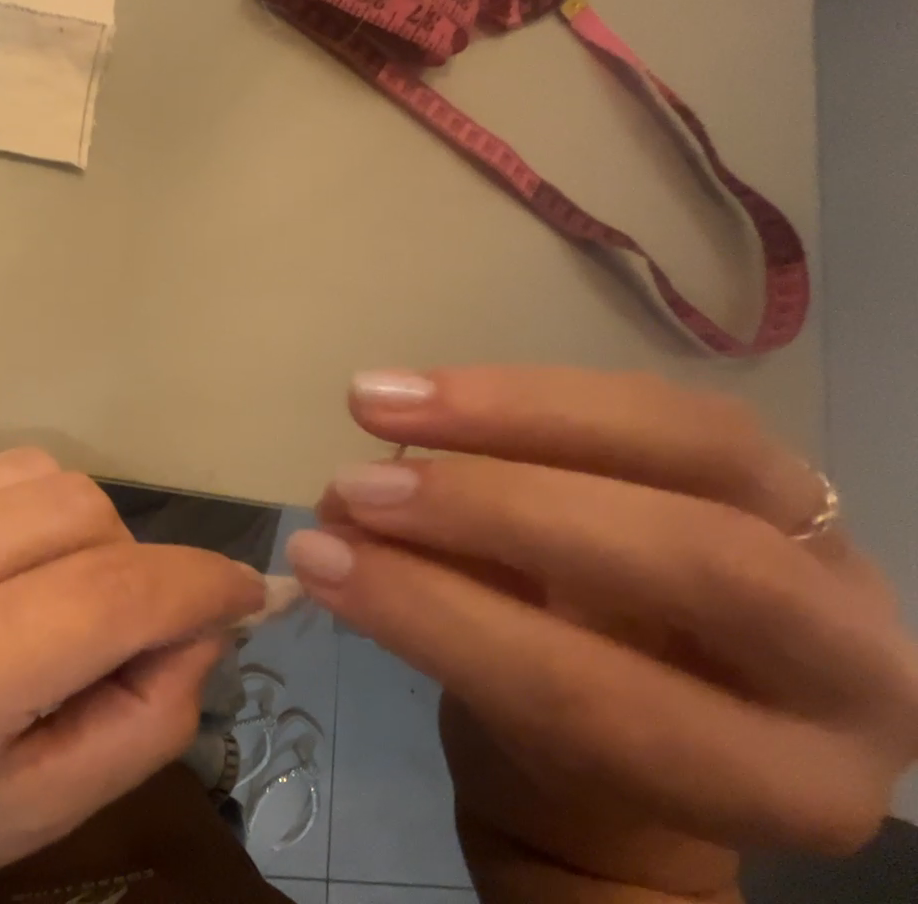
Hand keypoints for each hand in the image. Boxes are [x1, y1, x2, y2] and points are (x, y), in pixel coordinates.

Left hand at [0, 448, 281, 903]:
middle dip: (138, 564)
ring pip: (40, 476)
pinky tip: (22, 569)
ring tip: (71, 600)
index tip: (249, 592)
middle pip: (77, 513)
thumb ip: (147, 715)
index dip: (197, 584)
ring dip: (88, 531)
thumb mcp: (43, 807)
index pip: (105, 596)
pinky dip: (36, 512)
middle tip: (132, 632)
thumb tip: (207, 620)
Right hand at [291, 367, 917, 898]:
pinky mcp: (777, 477)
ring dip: (510, 413)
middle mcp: (857, 670)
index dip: (440, 618)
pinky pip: (661, 409)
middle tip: (355, 484)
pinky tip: (431, 391)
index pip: (600, 696)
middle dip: (489, 508)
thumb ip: (433, 630)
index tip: (316, 557)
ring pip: (693, 447)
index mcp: (780, 781)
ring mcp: (836, 552)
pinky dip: (531, 392)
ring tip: (374, 401)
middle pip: (687, 558)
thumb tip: (336, 533)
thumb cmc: (563, 755)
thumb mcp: (502, 728)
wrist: (650, 723)